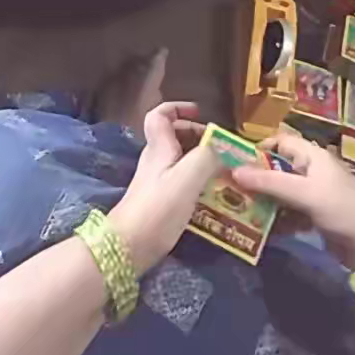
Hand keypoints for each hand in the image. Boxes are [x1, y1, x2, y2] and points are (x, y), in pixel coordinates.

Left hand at [107, 102, 219, 270]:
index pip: (159, 115)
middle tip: (220, 147)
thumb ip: (207, 157)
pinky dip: (198, 179)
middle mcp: (156, 160)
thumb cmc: (158, 208)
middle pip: (173, 136)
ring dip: (201, 159)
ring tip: (224, 169)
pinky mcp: (159, 200)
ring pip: (179, 159)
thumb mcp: (188, 178)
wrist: (130, 246)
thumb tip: (222, 148)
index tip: (200, 112)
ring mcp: (156, 181)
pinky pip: (181, 179)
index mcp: (159, 148)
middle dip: (197, 135)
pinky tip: (214, 193)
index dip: (177, 108)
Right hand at [231, 129, 354, 267]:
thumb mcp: (304, 193)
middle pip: (278, 168)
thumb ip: (269, 182)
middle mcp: (312, 171)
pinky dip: (276, 218)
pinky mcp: (314, 214)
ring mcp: (313, 194)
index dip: (260, 148)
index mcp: (313, 156)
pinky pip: (288, 212)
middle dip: (257, 178)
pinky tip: (263, 229)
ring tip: (242, 210)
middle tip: (233, 189)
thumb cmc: (341, 208)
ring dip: (264, 201)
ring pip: (281, 192)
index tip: (238, 163)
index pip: (281, 141)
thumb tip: (234, 171)